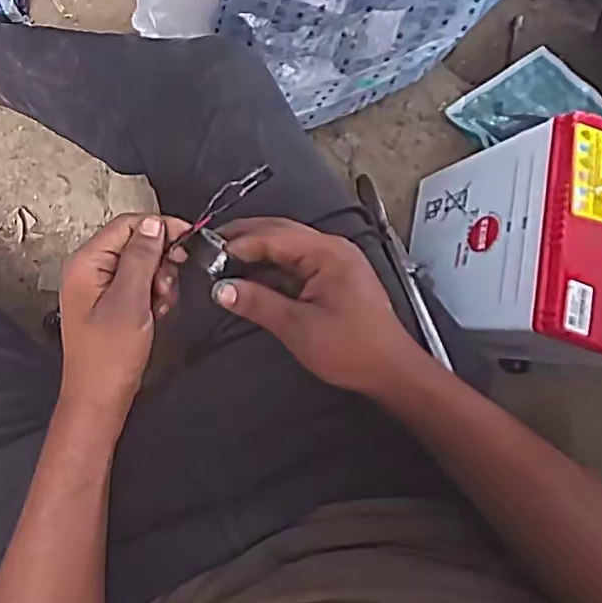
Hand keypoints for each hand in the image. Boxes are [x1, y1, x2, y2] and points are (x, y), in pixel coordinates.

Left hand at [57, 214, 189, 417]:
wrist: (99, 398)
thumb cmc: (108, 357)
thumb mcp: (131, 300)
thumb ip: (142, 257)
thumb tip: (153, 224)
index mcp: (86, 262)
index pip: (127, 224)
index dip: (160, 228)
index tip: (187, 239)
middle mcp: (88, 270)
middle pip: (135, 243)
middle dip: (159, 261)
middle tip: (167, 285)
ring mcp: (98, 287)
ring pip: (140, 264)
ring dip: (158, 280)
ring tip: (159, 306)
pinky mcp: (108, 302)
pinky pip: (137, 284)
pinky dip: (152, 295)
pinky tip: (155, 313)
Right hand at [211, 217, 428, 395]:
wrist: (392, 371)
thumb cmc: (352, 349)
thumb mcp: (298, 327)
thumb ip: (257, 303)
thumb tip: (221, 289)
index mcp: (327, 253)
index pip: (273, 236)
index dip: (238, 243)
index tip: (209, 254)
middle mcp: (332, 248)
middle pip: (278, 231)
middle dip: (243, 237)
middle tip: (210, 247)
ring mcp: (333, 260)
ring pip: (285, 245)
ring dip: (255, 251)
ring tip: (222, 260)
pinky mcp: (332, 276)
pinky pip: (294, 262)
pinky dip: (269, 267)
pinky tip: (248, 276)